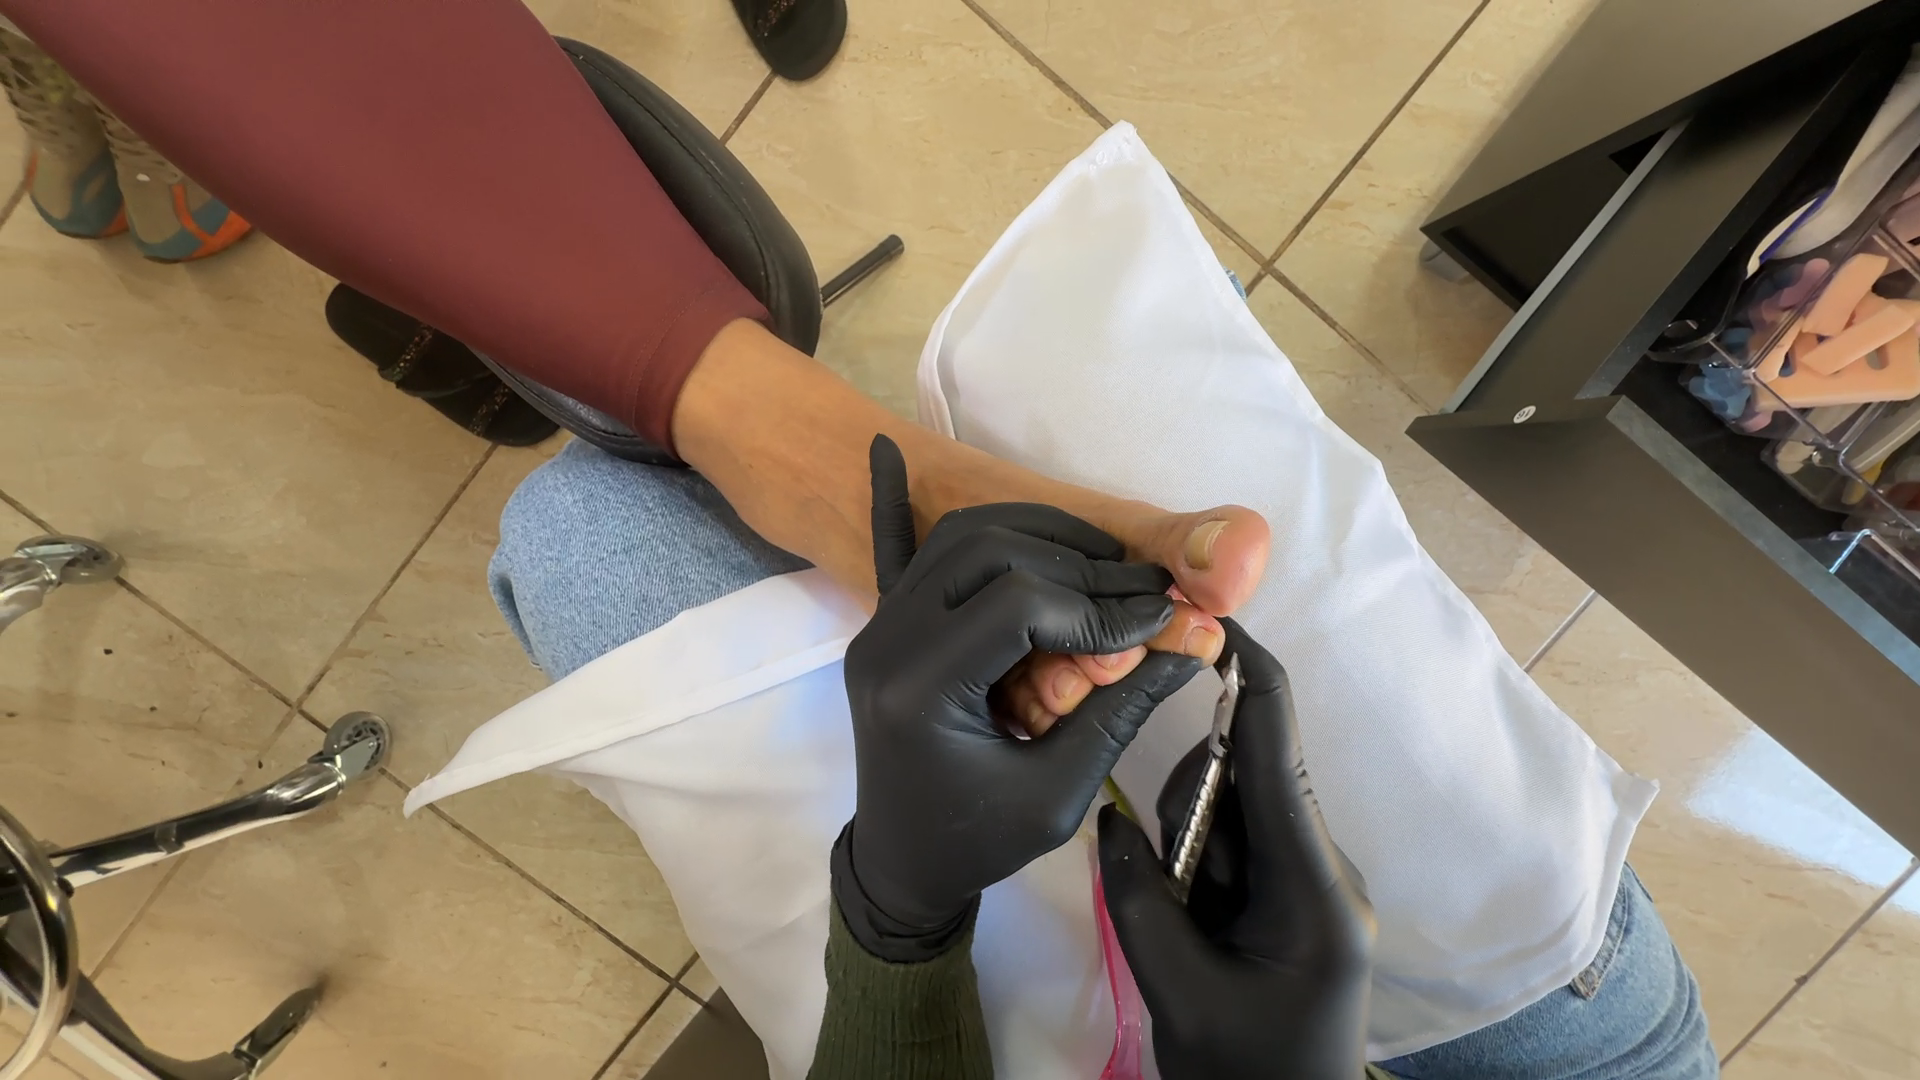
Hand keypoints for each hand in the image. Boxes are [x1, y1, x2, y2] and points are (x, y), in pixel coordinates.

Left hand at [836, 436, 1202, 958]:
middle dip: (1077, 563)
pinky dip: (895, 496)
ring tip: (1097, 560)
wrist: (902, 860)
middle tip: (1138, 590)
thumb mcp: (1060, 794)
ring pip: (960, 537)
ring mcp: (878, 624)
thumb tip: (1192, 637)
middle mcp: (886, 640)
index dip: (1097, 604)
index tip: (1155, 624)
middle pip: (988, 550)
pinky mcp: (885, 621)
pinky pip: (890, 546)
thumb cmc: (977, 841)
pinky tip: (888, 447)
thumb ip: (1123, 707)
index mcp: (920, 691)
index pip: (1017, 602)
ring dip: (1035, 535)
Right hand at [1097, 619, 1374, 1079]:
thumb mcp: (1175, 987)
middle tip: (1171, 881)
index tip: (1220, 621)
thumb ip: (1134, 889)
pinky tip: (1191, 910)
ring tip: (1184, 918)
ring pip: (1228, 805)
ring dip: (1188, 838)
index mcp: (1311, 890)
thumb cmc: (1242, 1071)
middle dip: (1191, 802)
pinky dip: (1193, 852)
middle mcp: (1318, 865)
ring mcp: (1302, 873)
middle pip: (1244, 778)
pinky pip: (1227, 833)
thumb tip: (1108, 816)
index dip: (1253, 681)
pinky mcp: (1282, 883)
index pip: (1279, 758)